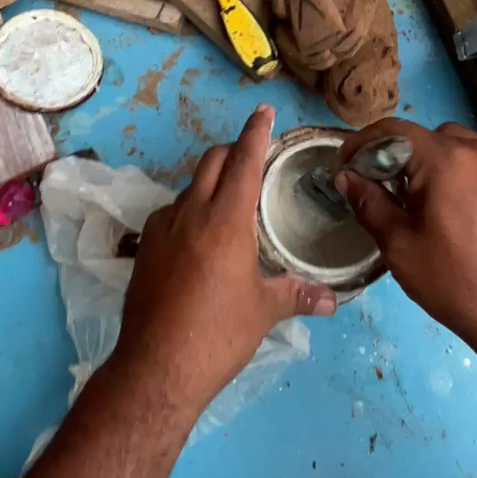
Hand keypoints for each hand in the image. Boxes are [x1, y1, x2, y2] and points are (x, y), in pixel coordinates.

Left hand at [116, 105, 337, 408]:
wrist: (155, 367)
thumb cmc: (218, 334)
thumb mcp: (263, 312)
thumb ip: (296, 294)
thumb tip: (331, 300)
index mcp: (225, 220)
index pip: (244, 160)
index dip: (256, 132)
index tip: (263, 110)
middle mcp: (190, 213)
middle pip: (212, 161)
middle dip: (234, 149)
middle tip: (254, 154)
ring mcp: (161, 227)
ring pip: (189, 187)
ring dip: (211, 182)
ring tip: (230, 202)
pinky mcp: (144, 246)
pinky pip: (172, 213)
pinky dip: (190, 210)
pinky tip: (199, 235)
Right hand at [334, 119, 476, 356]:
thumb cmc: (458, 284)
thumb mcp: (401, 246)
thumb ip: (370, 203)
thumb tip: (347, 176)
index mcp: (447, 159)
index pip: (395, 130)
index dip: (364, 141)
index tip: (346, 162)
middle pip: (426, 136)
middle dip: (399, 154)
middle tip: (381, 187)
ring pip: (455, 147)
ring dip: (430, 162)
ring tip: (417, 201)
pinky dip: (457, 174)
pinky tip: (451, 212)